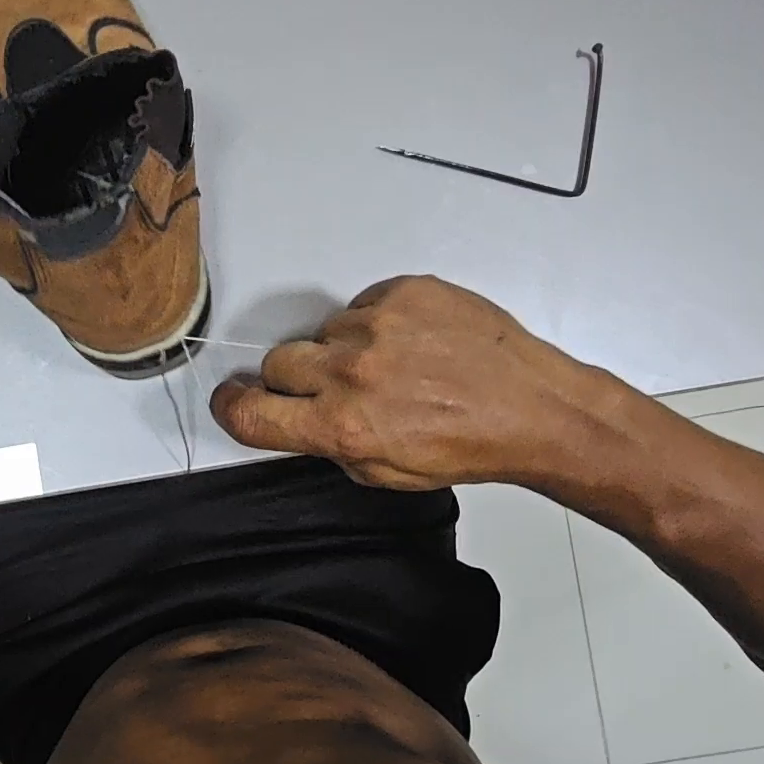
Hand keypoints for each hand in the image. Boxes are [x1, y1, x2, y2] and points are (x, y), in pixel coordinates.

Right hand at [210, 276, 616, 491]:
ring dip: (342, 349)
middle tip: (334, 386)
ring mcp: (376, 325)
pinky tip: (413, 341)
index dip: (231, 406)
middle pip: (277, 362)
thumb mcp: (384, 473)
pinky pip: (362, 305)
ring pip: (323, 332)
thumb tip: (302, 414)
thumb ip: (330, 443)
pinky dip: (377, 322)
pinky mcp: (402, 290)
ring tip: (392, 364)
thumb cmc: (464, 448)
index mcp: (342, 426)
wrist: (531, 406)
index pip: (250, 413)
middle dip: (294, 377)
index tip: (234, 399)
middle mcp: (350, 372)